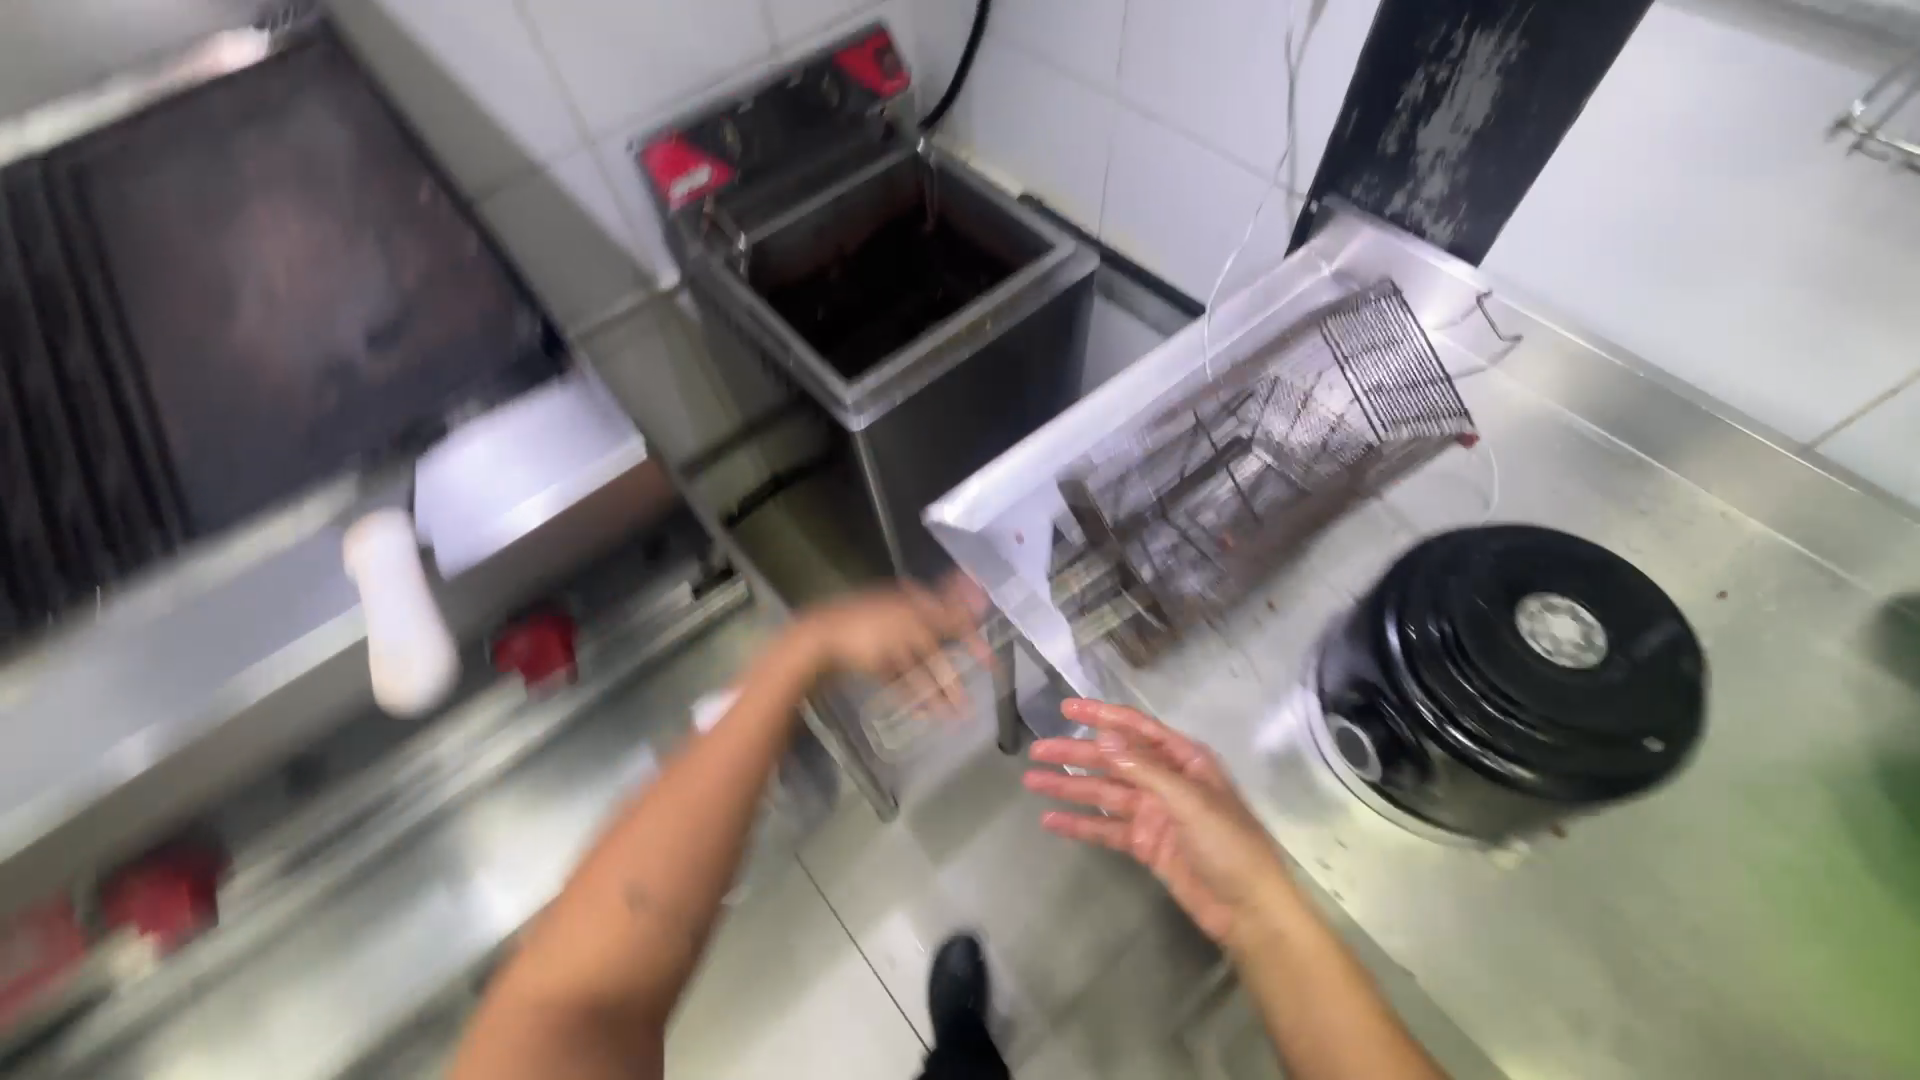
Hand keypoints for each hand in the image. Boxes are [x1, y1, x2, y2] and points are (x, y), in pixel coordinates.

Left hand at [786, 581, 983, 708]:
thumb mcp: (913, 623)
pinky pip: (899, 677)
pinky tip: (926, 712)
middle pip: (937, 647)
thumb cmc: (867, 631)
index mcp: (914, 602)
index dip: (974, 641)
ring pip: (919, 666)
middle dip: (954, 675)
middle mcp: (903, 617)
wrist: (815, 646)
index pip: (953, 619)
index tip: (992, 663)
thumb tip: (982, 593)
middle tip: (972, 700)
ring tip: (955, 716)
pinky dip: (913, 692)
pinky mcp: (870, 659)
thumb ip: (950, 613)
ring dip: (937, 690)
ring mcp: (885, 639)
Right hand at [1025, 699, 1295, 947]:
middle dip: (1075, 754)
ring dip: (1070, 787)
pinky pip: (1106, 828)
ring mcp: (1153, 814)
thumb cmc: (1230, 845)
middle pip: (1113, 761)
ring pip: (1103, 793)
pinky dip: (1080, 824)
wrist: (1250, 910)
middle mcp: (1165, 781)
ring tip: (1032, 781)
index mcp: (1184, 760)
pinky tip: (1051, 821)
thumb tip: (1104, 737)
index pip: (1136, 729)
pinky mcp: (1145, 844)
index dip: (1101, 716)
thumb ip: (1144, 770)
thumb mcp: (1189, 801)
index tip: (1066, 708)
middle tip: (1036, 750)